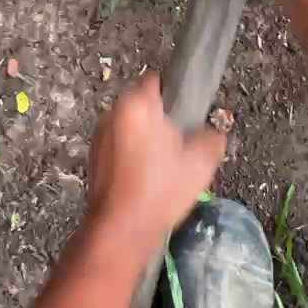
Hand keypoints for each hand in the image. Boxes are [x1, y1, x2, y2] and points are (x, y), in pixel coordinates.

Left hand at [85, 74, 226, 250]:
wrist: (122, 228)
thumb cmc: (160, 190)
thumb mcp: (200, 163)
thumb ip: (212, 138)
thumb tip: (213, 132)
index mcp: (137, 104)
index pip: (157, 80)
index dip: (175, 92)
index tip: (187, 111)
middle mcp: (113, 111)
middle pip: (143, 103)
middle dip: (161, 118)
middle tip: (180, 142)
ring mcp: (100, 133)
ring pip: (130, 124)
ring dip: (145, 135)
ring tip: (164, 163)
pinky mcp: (94, 154)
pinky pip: (119, 142)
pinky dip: (131, 151)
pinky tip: (146, 175)